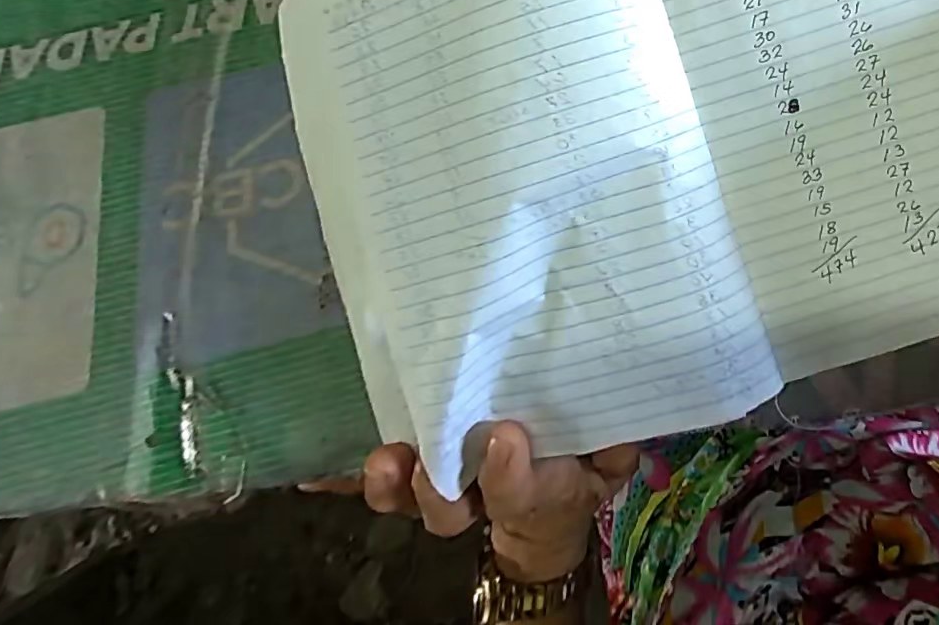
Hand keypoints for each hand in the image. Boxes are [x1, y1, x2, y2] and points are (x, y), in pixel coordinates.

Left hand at [349, 422, 637, 581]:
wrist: (547, 492)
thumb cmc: (578, 462)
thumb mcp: (609, 458)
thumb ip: (617, 446)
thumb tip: (621, 430)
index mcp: (532, 490)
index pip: (519, 493)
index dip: (509, 475)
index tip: (505, 437)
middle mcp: (481, 497)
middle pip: (447, 509)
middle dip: (433, 489)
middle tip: (419, 457)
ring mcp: (446, 486)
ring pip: (409, 498)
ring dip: (388, 484)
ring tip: (379, 459)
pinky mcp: (419, 470)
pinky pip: (382, 484)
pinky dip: (346, 482)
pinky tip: (317, 469)